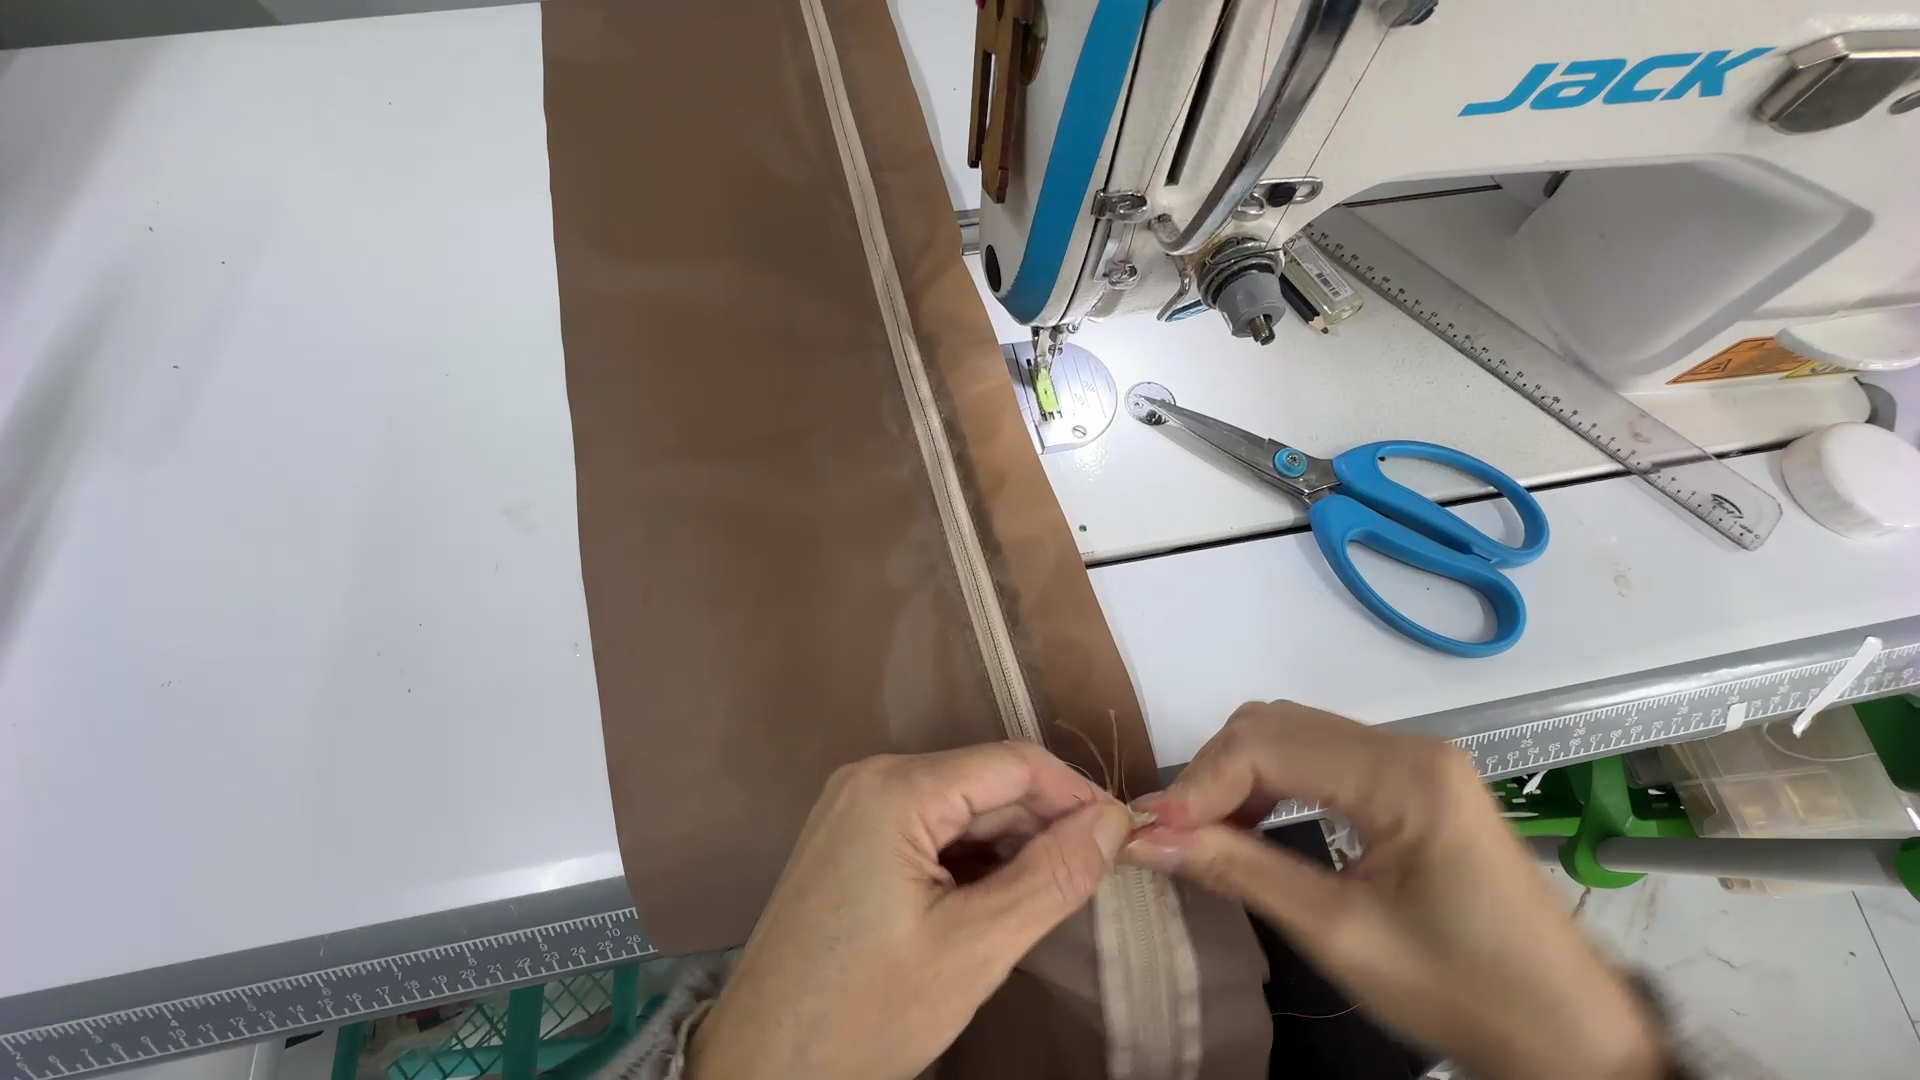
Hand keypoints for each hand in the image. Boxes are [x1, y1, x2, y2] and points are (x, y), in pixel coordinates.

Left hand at [688, 742, 1132, 1079]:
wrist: (761, 1067)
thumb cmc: (865, 1012)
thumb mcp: (972, 950)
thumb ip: (1049, 878)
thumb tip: (1114, 820)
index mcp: (895, 789)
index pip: (1012, 763)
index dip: (1074, 794)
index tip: (1121, 839)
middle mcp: (872, 777)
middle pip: (985, 781)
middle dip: (1044, 822)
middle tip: (1093, 877)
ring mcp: (856, 805)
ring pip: (961, 804)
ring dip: (1011, 842)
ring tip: (1050, 892)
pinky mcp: (852, 835)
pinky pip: (932, 826)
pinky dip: (973, 855)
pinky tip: (997, 894)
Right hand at [1122, 702, 1663, 1079]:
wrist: (1569, 1035)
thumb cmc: (1462, 992)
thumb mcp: (1339, 934)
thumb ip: (1237, 871)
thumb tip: (1144, 839)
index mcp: (1404, 775)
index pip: (1266, 746)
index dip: (1197, 784)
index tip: (1147, 832)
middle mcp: (1405, 745)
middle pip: (1272, 726)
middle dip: (1211, 775)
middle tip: (1172, 835)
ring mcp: (1409, 756)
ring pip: (1287, 733)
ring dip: (1234, 776)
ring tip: (1203, 832)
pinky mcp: (1408, 776)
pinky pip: (1314, 755)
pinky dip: (1267, 781)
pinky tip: (1249, 823)